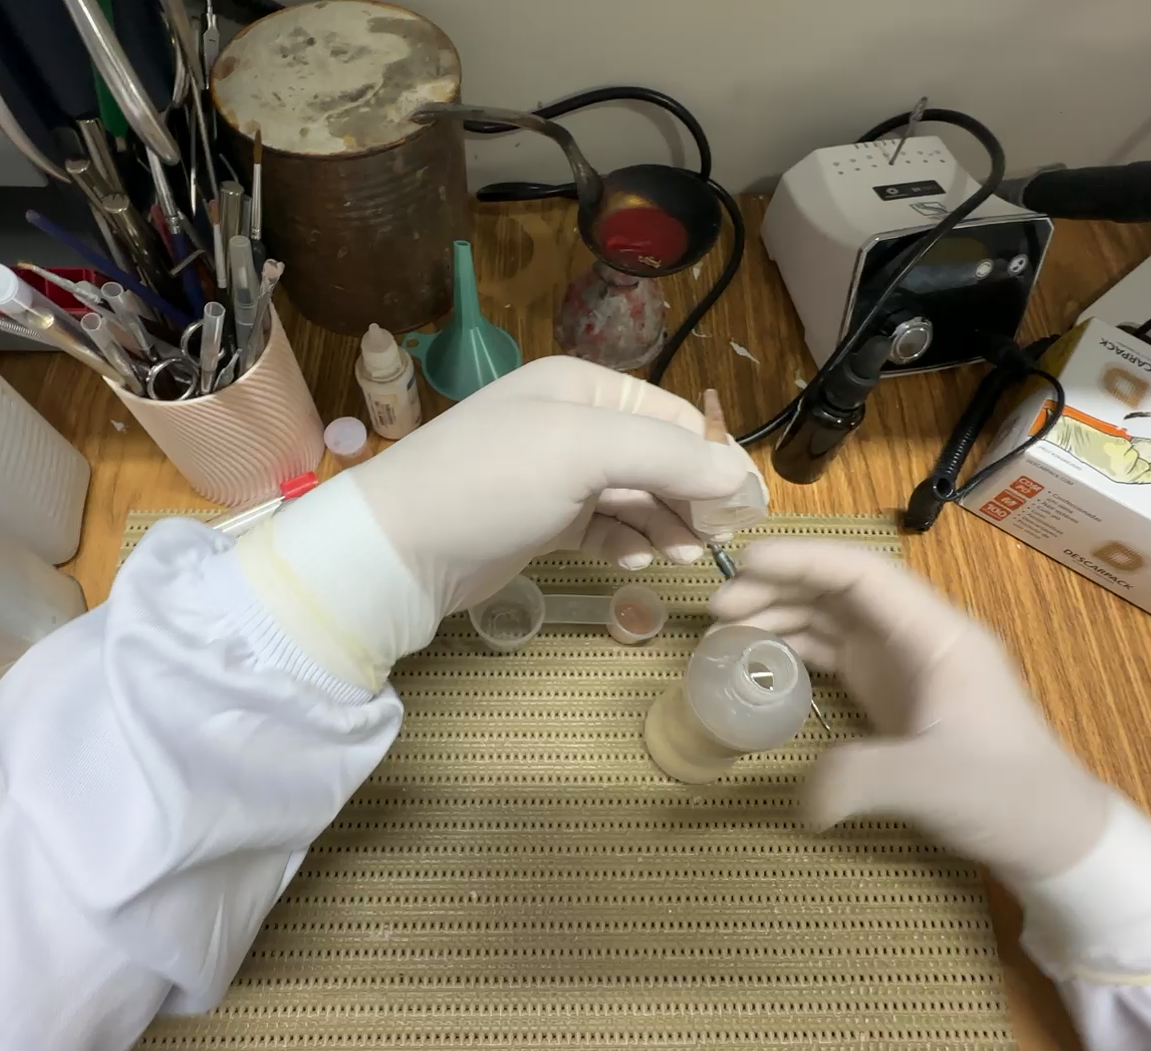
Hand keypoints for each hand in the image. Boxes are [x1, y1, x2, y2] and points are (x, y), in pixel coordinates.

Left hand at [238, 357, 761, 690]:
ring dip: (662, 525)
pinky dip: (623, 541)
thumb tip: (741, 475)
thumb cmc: (493, 482)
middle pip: (657, 459)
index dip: (715, 460)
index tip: (748, 509)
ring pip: (633, 497)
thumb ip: (667, 456)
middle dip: (689, 498)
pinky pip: (603, 526)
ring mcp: (556, 476)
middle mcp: (573, 425)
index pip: (673, 418)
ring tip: (681, 556)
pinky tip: (632, 561)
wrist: (402, 547)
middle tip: (714, 541)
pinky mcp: (543, 521)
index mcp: (584, 389)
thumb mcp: (583, 452)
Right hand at [707, 538, 1109, 882]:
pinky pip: (828, 646)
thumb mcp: (935, 785)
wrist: (1050, 833)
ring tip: (723, 631)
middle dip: (775, 586)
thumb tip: (801, 799)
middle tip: (718, 608)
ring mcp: (898, 657)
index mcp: (936, 633)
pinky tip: (756, 655)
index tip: (744, 565)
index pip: (862, 573)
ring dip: (776, 612)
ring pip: (827, 613)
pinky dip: (789, 643)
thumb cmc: (1008, 796)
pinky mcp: (885, 683)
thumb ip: (863, 781)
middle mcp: (914, 632)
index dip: (802, 560)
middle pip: (836, 587)